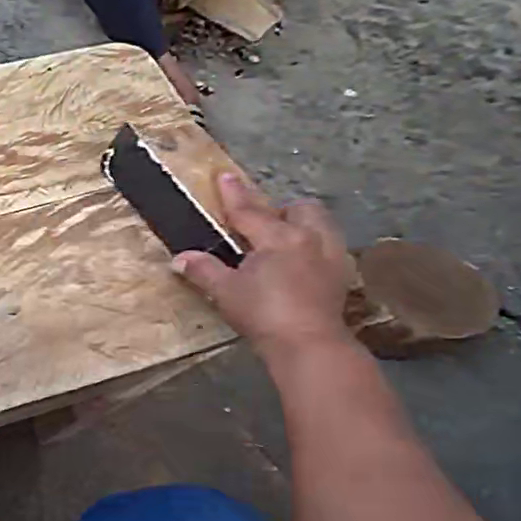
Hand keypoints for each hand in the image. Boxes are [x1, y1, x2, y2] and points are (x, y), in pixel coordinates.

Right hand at [172, 173, 355, 353]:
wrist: (309, 345)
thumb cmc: (264, 315)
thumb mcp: (227, 292)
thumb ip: (205, 271)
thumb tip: (179, 259)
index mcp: (278, 237)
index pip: (250, 211)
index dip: (233, 194)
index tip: (225, 176)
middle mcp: (309, 237)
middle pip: (299, 209)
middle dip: (280, 211)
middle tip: (263, 227)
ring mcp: (331, 255)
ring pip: (321, 224)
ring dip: (304, 225)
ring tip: (287, 241)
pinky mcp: (341, 276)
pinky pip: (331, 248)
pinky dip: (317, 248)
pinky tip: (306, 265)